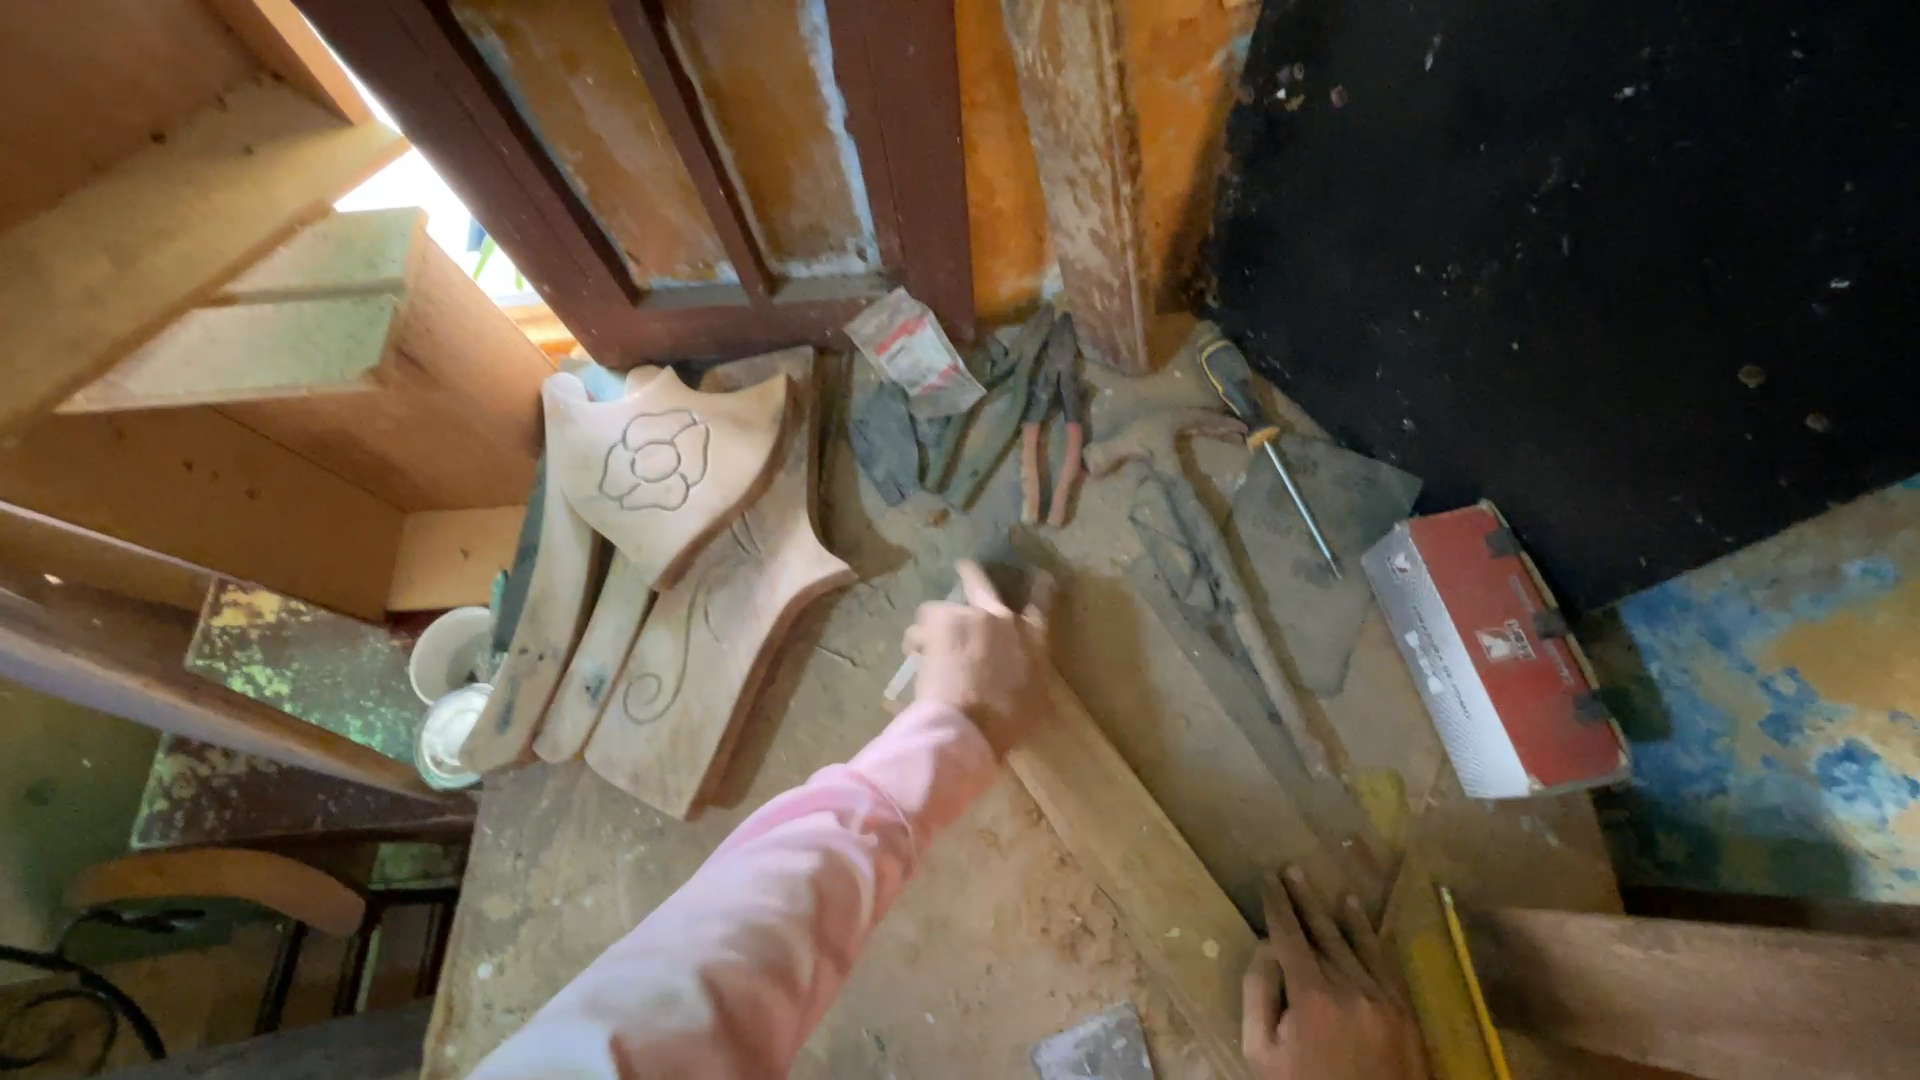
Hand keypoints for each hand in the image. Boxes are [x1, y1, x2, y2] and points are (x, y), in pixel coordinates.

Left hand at [901, 561, 1052, 754]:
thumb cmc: (1007, 722)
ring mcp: (971, 615)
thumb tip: (1023, 672)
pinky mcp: (942, 619)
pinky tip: (914, 656)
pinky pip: (922, 623)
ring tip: (925, 650)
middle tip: (963, 567)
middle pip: (983, 584)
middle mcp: (1003, 618)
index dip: (1040, 587)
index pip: (1041, 604)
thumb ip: (1032, 677)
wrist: (970, 725)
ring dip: (935, 628)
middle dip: (972, 574)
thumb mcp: (1036, 702)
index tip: (1040, 576)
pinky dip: (917, 640)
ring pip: (943, 610)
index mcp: (1033, 640)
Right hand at [1243, 867, 1427, 1079]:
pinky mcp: (1408, 1019)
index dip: (1277, 904)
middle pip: (1324, 932)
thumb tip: (1266, 949)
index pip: (1290, 935)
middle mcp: (1353, 990)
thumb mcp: (1261, 1053)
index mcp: (1313, 998)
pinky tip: (1365, 922)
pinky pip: (1388, 967)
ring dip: (1340, 914)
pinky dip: (1373, 940)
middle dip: (1303, 900)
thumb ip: (1259, 995)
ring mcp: (1386, 1003)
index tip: (1267, 878)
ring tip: (1327, 888)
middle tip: (1290, 870)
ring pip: (1358, 946)